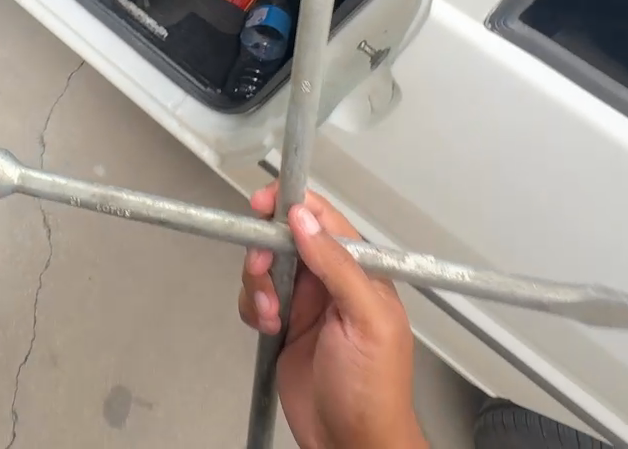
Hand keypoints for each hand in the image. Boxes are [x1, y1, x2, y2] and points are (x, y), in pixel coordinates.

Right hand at [238, 185, 425, 448]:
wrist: (352, 445)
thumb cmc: (375, 390)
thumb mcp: (366, 320)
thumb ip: (337, 265)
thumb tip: (305, 218)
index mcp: (358, 269)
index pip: (321, 218)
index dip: (289, 204)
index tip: (262, 203)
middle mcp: (329, 279)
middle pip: (284, 237)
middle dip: (266, 250)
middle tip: (262, 271)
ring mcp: (305, 301)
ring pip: (266, 265)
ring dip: (258, 285)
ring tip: (272, 315)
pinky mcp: (283, 322)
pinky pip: (255, 296)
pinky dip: (253, 307)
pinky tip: (268, 327)